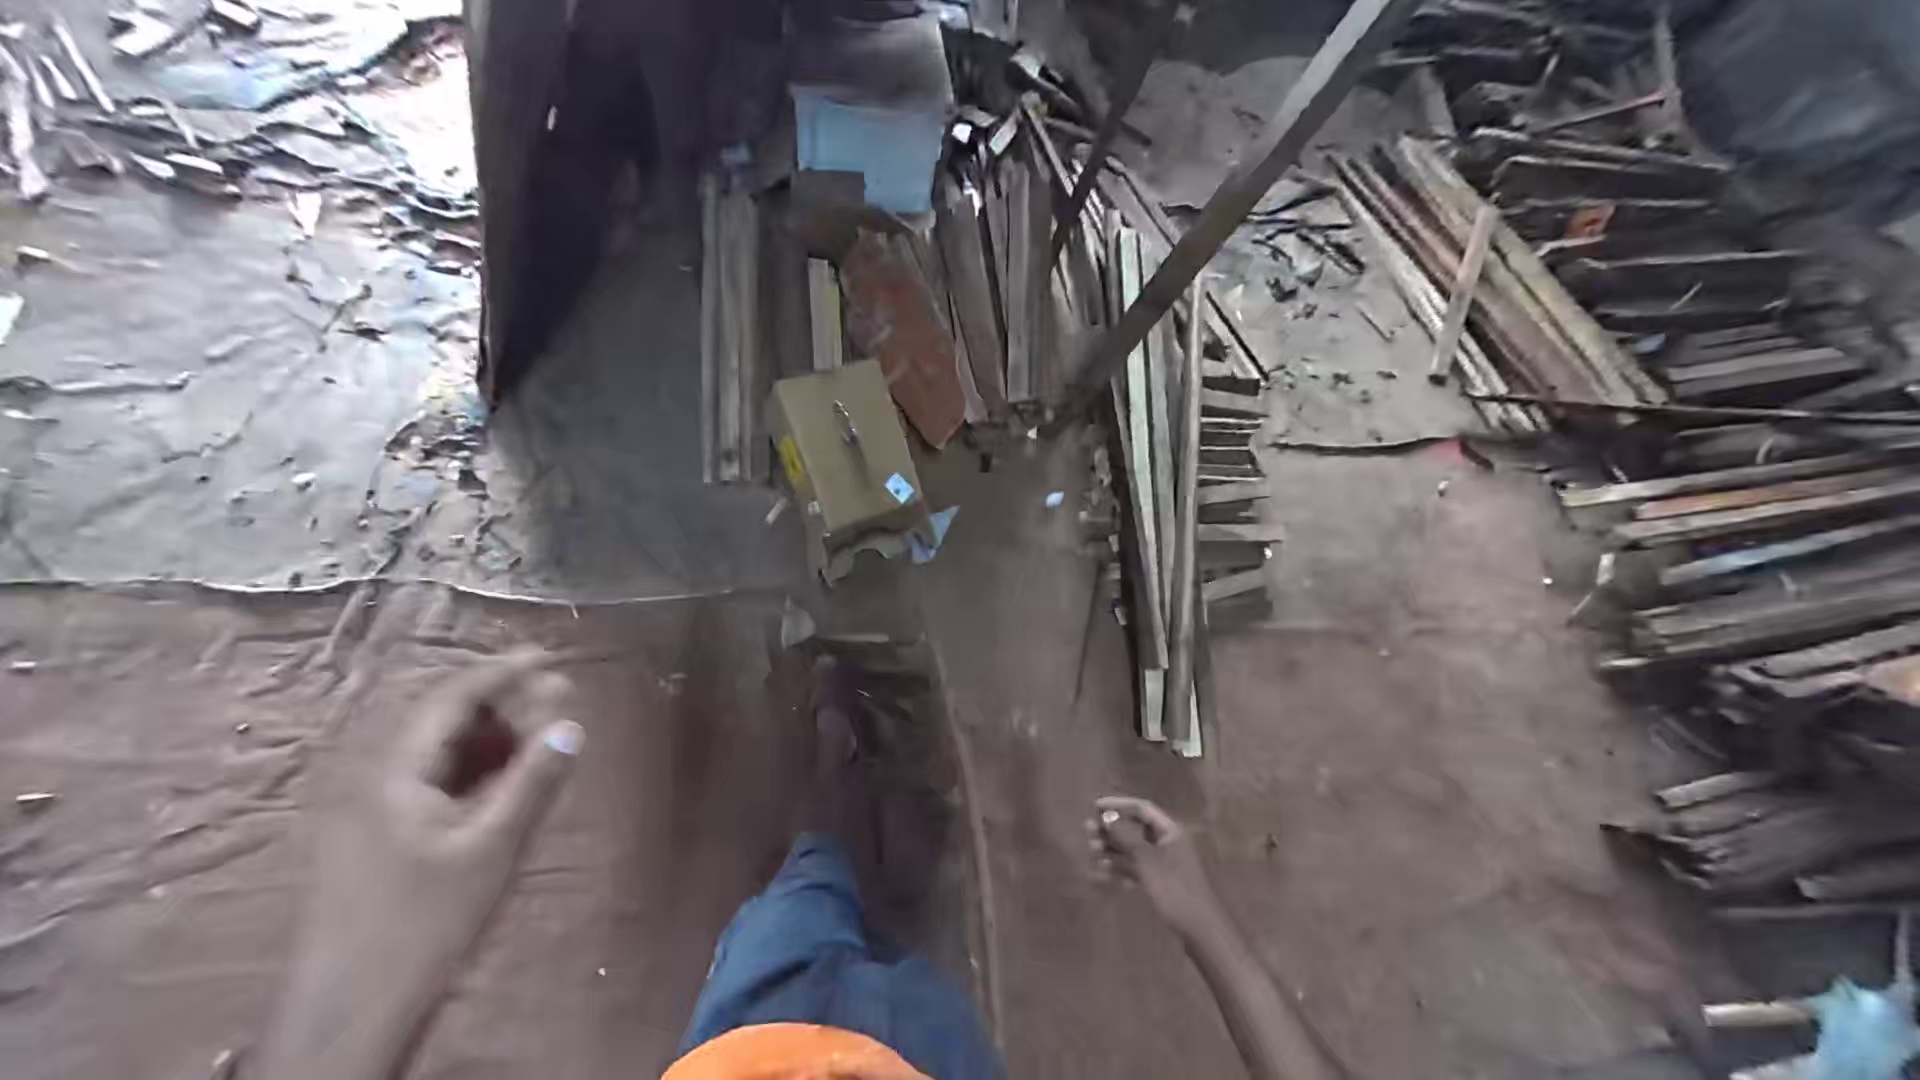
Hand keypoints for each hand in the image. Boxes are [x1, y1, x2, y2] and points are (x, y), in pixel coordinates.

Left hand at [260, 652, 582, 1079]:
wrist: (351, 1013)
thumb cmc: (426, 923)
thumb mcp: (493, 848)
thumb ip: (534, 781)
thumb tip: (572, 725)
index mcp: (394, 774)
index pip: (450, 699)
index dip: (500, 672)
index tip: (547, 656)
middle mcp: (378, 780)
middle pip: (445, 719)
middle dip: (504, 701)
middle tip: (559, 693)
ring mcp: (377, 809)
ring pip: (443, 749)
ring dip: (495, 733)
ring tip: (544, 729)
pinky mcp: (386, 836)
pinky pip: (438, 778)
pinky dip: (480, 765)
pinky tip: (511, 773)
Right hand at [1087, 795, 1223, 938]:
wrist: (1200, 930)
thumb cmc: (1175, 890)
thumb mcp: (1147, 861)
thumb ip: (1126, 837)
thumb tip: (1107, 817)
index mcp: (1170, 831)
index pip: (1141, 808)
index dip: (1118, 805)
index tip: (1095, 806)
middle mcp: (1167, 842)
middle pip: (1136, 827)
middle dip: (1111, 828)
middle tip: (1088, 830)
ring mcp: (1164, 862)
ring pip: (1134, 848)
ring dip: (1113, 847)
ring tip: (1091, 850)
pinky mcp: (1160, 881)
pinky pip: (1137, 866)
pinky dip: (1121, 866)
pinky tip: (1104, 870)